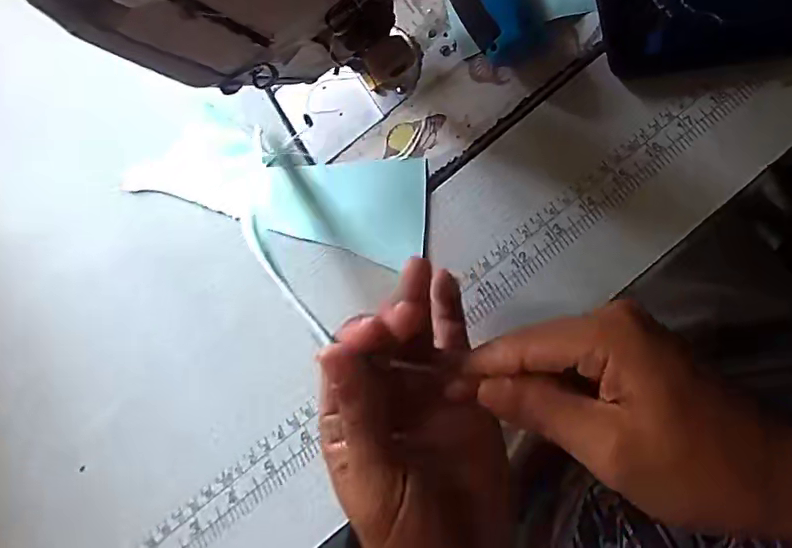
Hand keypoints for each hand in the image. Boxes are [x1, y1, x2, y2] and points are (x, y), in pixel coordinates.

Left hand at [319, 259, 510, 547]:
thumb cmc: (407, 529)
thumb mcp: (375, 476)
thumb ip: (357, 414)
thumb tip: (330, 352)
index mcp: (351, 416)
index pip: (349, 363)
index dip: (360, 340)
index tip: (377, 331)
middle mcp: (386, 392)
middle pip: (385, 341)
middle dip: (392, 317)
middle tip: (407, 307)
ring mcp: (425, 385)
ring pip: (417, 333)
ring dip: (416, 300)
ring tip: (422, 269)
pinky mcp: (461, 384)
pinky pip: (453, 339)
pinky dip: (449, 309)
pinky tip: (447, 280)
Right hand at [463, 299, 788, 536]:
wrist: (769, 471)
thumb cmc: (688, 465)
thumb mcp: (608, 446)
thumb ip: (543, 408)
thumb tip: (485, 385)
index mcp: (607, 330)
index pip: (529, 341)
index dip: (483, 364)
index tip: (438, 381)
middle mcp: (616, 315)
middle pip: (544, 342)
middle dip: (502, 371)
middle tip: (452, 396)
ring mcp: (630, 329)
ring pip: (562, 352)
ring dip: (529, 378)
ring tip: (480, 402)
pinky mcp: (639, 349)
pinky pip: (585, 360)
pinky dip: (559, 382)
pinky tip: (533, 403)